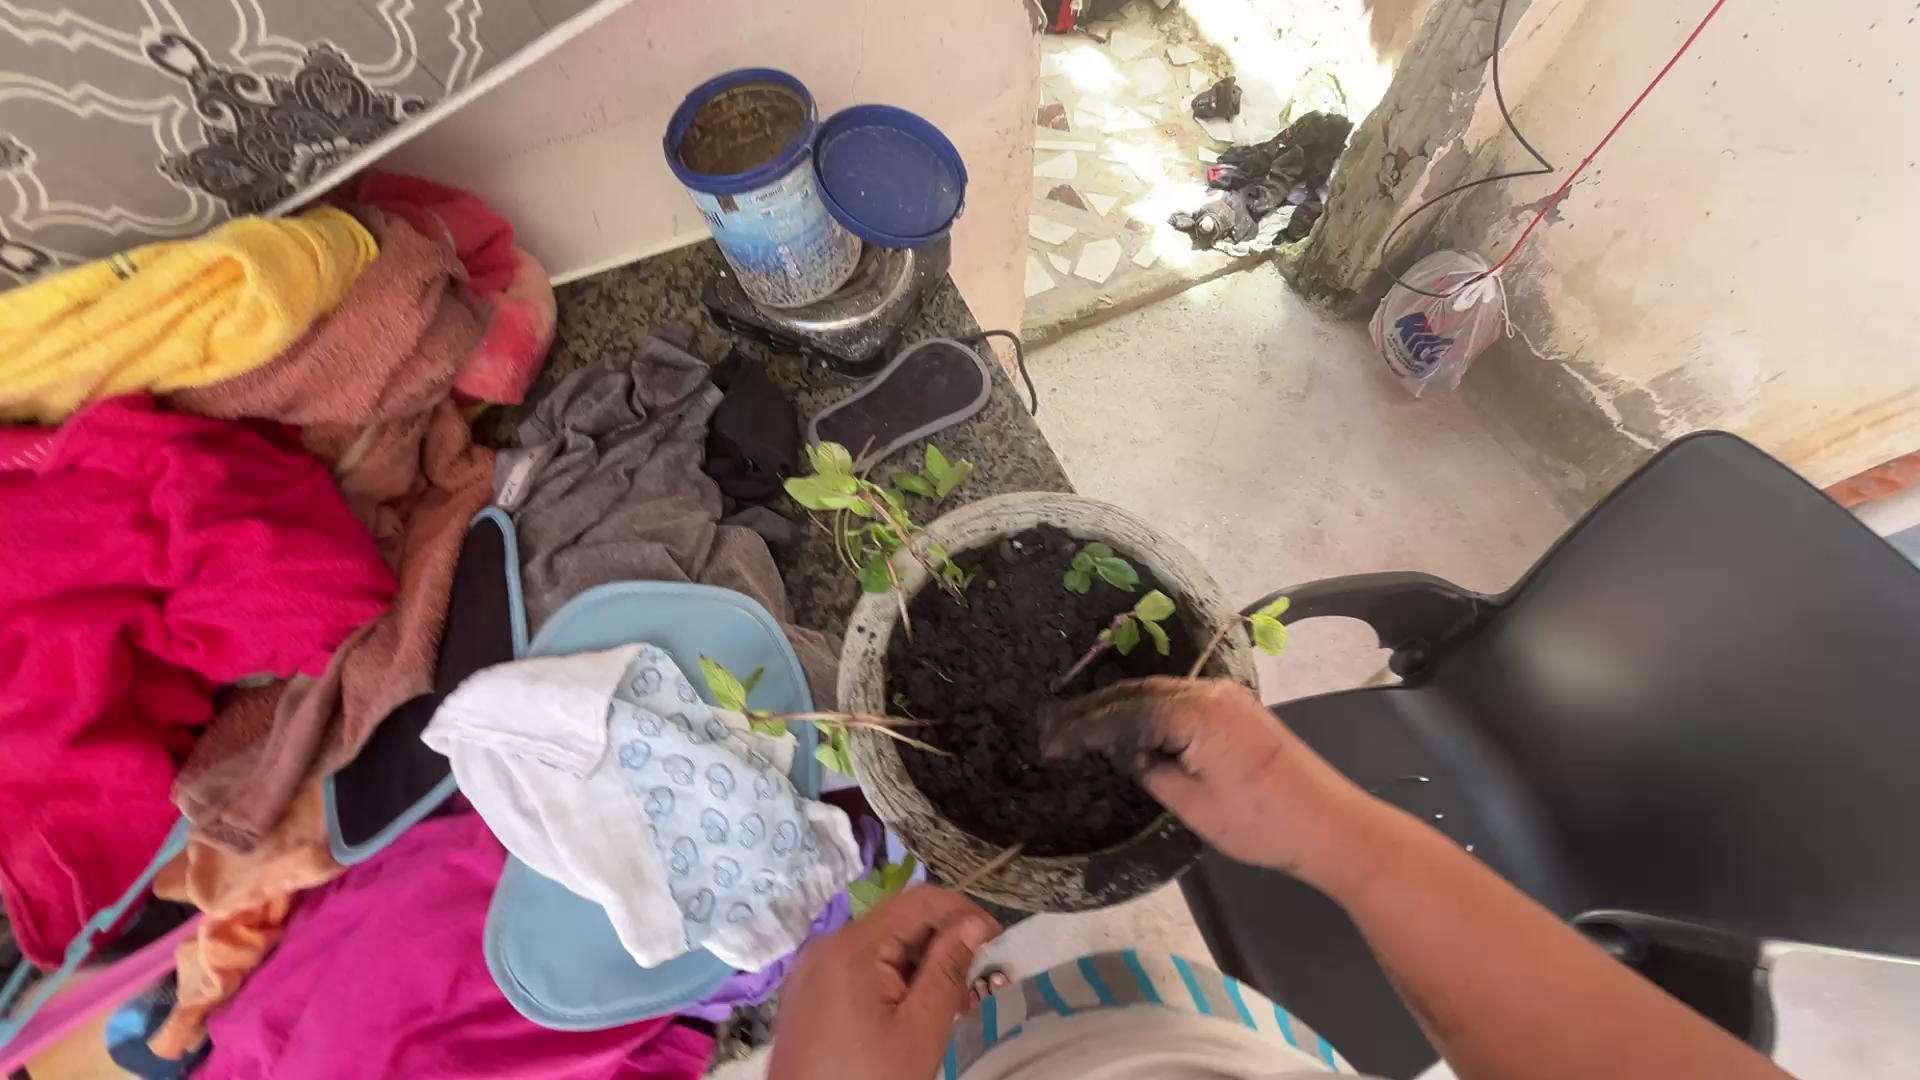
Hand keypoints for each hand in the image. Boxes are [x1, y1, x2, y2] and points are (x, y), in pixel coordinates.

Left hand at [768, 885, 1000, 1079]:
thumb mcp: (919, 1031)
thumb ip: (947, 970)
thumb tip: (975, 923)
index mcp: (854, 945)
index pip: (919, 901)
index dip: (962, 912)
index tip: (997, 939)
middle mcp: (829, 943)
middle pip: (899, 921)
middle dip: (943, 943)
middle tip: (978, 980)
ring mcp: (814, 966)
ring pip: (881, 944)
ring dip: (919, 963)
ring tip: (951, 1002)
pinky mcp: (809, 990)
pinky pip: (859, 966)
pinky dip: (891, 977)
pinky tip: (912, 1010)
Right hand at [1039, 676, 1388, 887]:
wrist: (1334, 826)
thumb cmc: (1263, 823)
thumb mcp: (1194, 805)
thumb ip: (1152, 769)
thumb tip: (1130, 751)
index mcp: (1195, 712)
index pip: (1124, 711)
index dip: (1084, 727)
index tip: (1051, 743)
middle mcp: (1208, 691)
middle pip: (1137, 692)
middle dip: (1094, 711)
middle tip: (1056, 728)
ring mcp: (1225, 695)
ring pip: (1157, 692)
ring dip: (1119, 708)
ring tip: (1083, 726)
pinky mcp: (1235, 707)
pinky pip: (1178, 699)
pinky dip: (1147, 710)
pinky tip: (1129, 725)